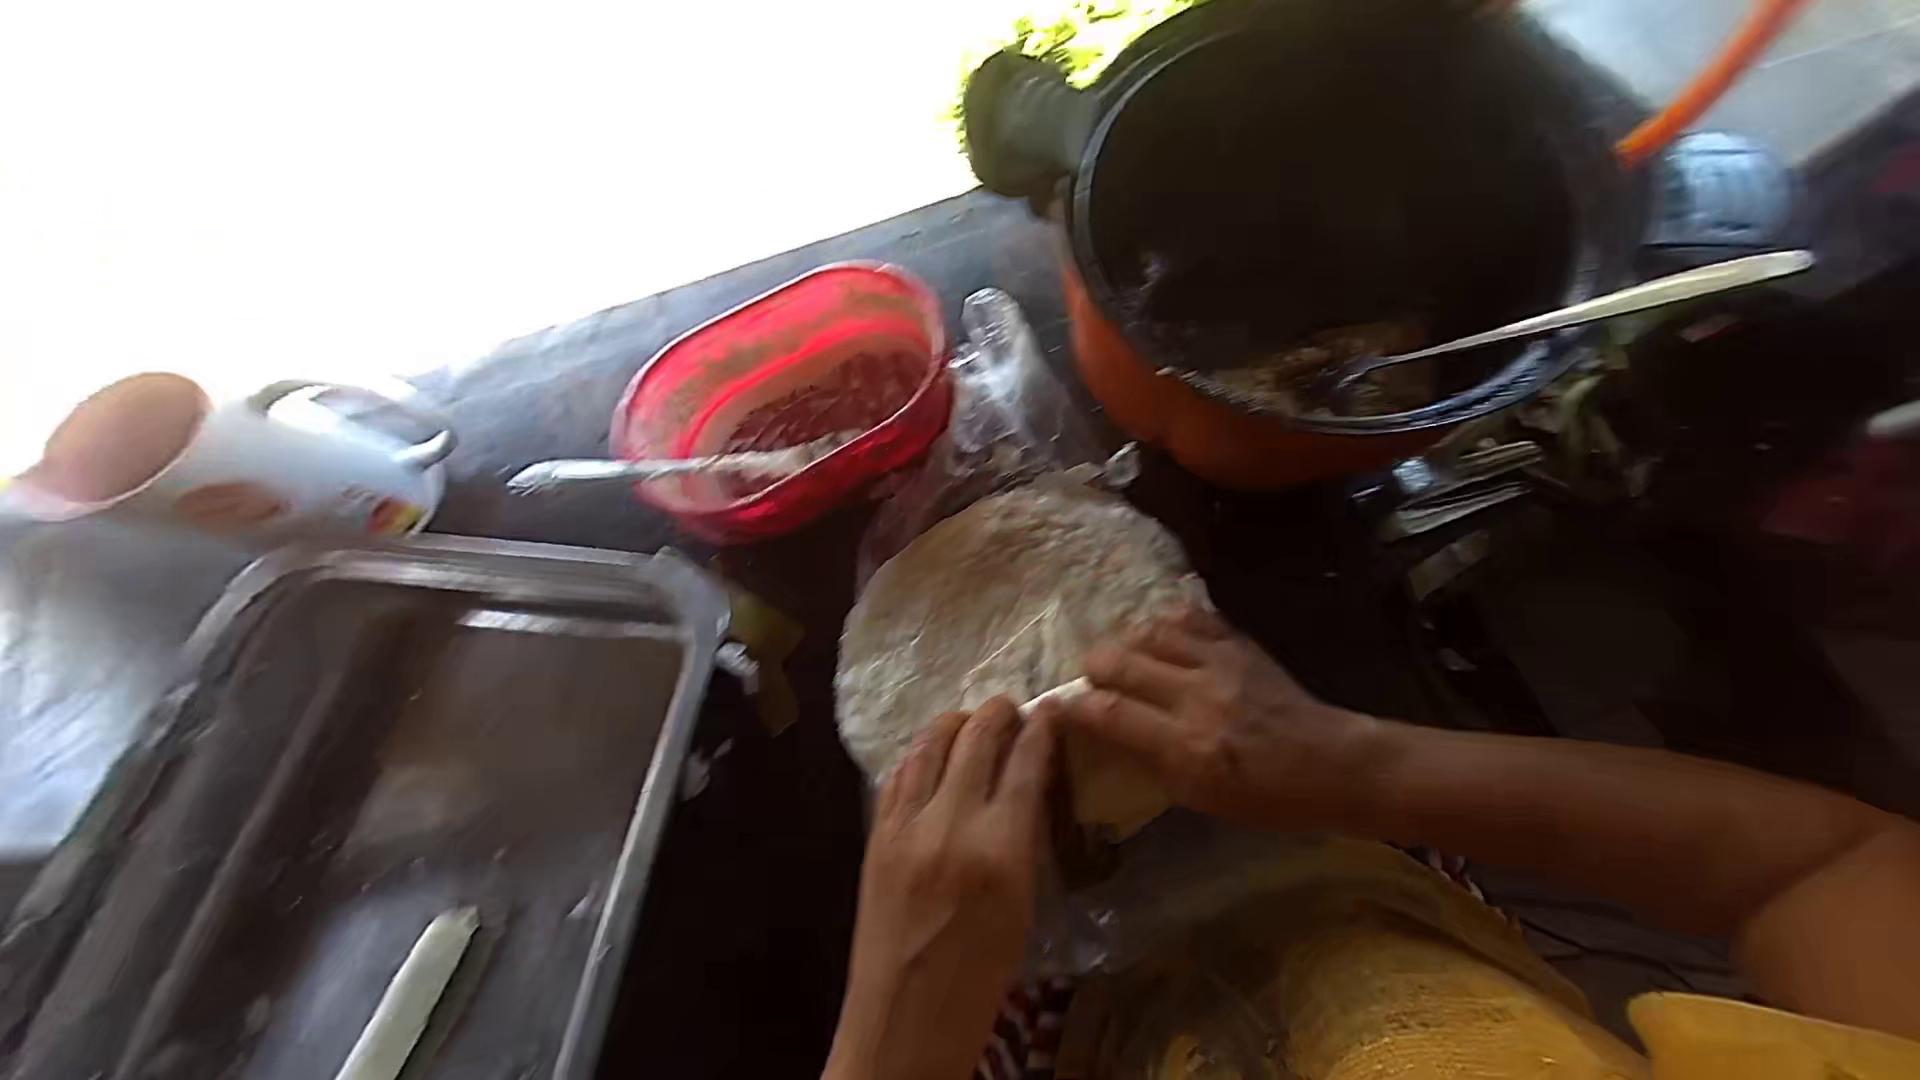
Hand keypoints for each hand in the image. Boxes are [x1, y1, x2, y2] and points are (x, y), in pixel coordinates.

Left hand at [824, 698, 1055, 1079]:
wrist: (901, 1026)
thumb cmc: (979, 979)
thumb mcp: (1021, 906)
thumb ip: (1020, 835)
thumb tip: (1023, 779)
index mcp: (999, 853)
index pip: (1026, 765)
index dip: (1041, 728)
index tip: (1050, 708)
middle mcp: (951, 825)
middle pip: (977, 739)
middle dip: (999, 712)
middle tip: (1010, 705)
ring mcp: (905, 826)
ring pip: (932, 744)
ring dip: (956, 722)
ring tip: (971, 718)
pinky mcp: (876, 834)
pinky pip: (900, 773)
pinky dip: (920, 752)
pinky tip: (932, 751)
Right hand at [1060, 605, 1384, 829]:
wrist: (1334, 765)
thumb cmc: (1264, 797)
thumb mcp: (1198, 796)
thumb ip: (1146, 758)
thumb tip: (1102, 728)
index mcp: (1187, 746)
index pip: (1107, 712)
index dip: (1073, 706)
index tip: (1060, 706)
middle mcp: (1197, 697)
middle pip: (1117, 660)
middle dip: (1093, 669)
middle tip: (1095, 682)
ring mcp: (1219, 663)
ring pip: (1146, 631)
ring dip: (1127, 645)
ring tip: (1129, 660)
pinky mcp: (1238, 642)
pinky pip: (1186, 617)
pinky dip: (1164, 626)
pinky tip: (1163, 641)